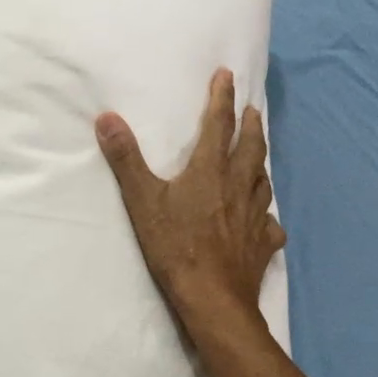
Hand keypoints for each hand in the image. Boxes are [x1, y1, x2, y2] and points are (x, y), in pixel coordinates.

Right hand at [96, 69, 284, 325]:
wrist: (214, 301)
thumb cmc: (176, 246)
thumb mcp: (143, 201)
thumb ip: (126, 159)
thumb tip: (107, 118)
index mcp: (210, 171)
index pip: (219, 125)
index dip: (221, 98)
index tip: (226, 75)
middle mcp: (238, 187)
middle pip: (251, 148)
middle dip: (251, 125)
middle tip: (253, 110)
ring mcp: (255, 217)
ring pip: (263, 181)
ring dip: (261, 163)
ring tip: (259, 155)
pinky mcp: (263, 244)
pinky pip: (269, 224)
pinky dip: (267, 216)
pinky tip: (265, 221)